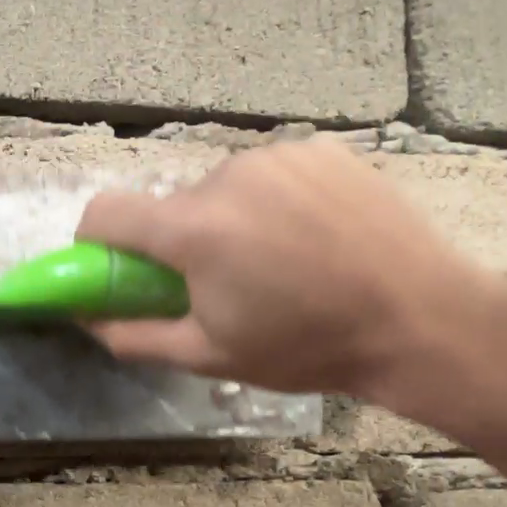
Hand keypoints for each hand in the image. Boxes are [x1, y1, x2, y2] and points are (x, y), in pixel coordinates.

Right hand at [78, 140, 497, 398]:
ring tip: (270, 265)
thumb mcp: (207, 356)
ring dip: (222, 224)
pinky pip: (265, 176)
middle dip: (173, 246)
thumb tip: (86, 318)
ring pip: (217, 191)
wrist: (421, 318)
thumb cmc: (304, 347)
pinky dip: (266, 205)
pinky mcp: (320, 150)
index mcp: (194, 229)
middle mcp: (228, 176)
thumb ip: (133, 335)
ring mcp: (279, 156)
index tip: (113, 272)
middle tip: (214, 288)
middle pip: (167, 207)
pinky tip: (304, 240)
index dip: (93, 244)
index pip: (104, 213)